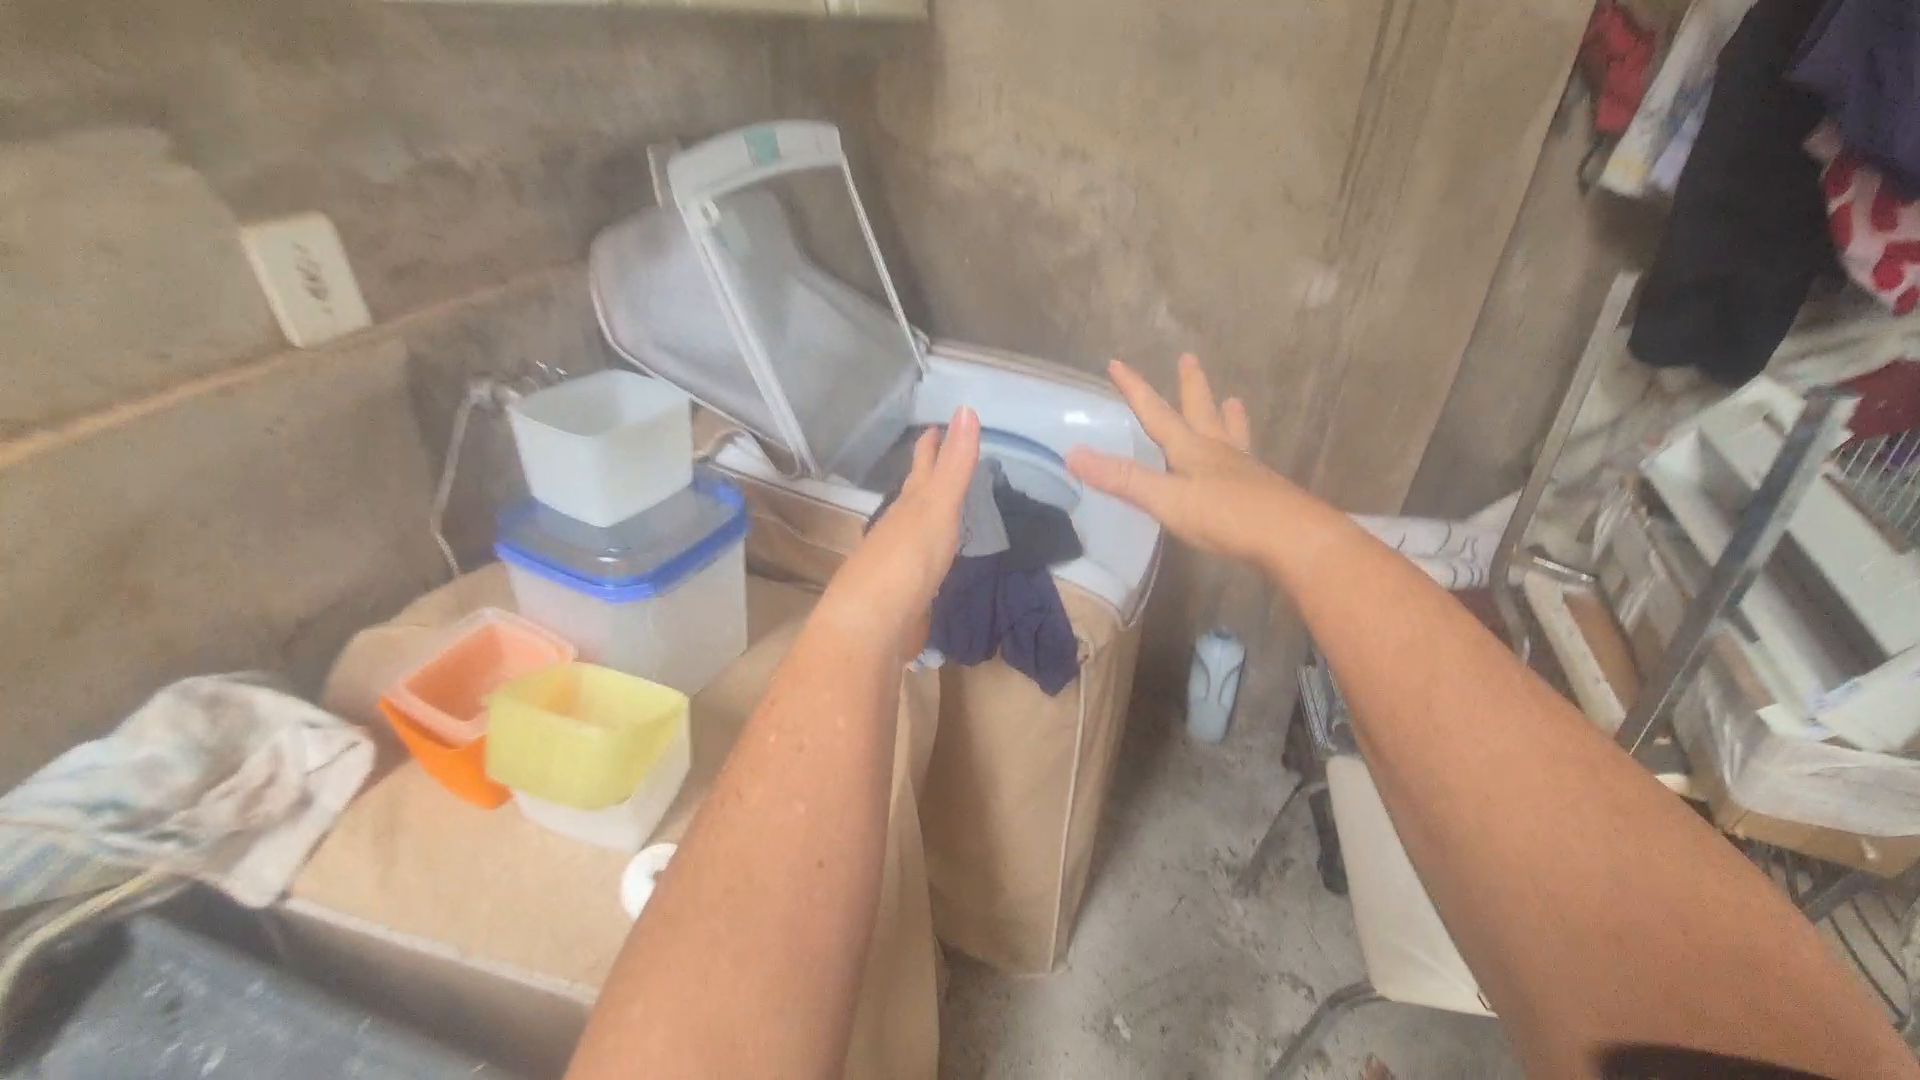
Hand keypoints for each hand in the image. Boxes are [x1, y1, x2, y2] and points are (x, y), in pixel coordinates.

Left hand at [818, 407, 981, 645]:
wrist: (873, 625)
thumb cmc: (907, 560)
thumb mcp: (937, 506)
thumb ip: (954, 464)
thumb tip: (965, 408)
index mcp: (908, 507)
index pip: (921, 467)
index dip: (930, 446)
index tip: (935, 427)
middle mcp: (898, 530)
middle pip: (912, 496)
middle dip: (923, 476)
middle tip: (935, 457)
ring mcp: (898, 565)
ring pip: (913, 531)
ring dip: (925, 517)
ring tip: (938, 507)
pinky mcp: (904, 599)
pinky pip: (920, 568)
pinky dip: (929, 557)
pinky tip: (932, 563)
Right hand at [1067, 354, 1305, 564]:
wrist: (1293, 538)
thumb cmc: (1227, 517)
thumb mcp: (1167, 500)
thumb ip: (1123, 479)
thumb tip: (1073, 454)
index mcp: (1192, 451)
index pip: (1157, 414)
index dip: (1135, 390)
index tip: (1116, 363)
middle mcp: (1219, 453)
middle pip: (1202, 412)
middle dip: (1190, 386)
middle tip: (1188, 358)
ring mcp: (1245, 471)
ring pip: (1232, 435)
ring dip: (1228, 416)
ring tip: (1233, 400)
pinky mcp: (1264, 492)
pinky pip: (1248, 461)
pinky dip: (1243, 450)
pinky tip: (1248, 460)